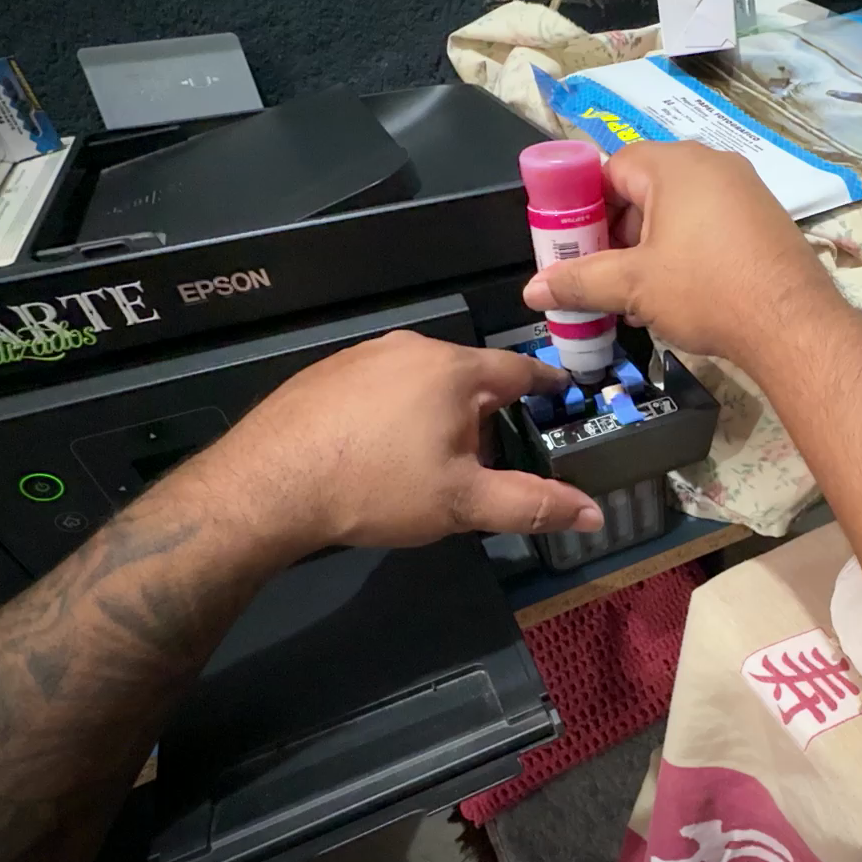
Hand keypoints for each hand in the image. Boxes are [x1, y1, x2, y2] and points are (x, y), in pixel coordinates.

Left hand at [181, 331, 602, 550]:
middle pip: (470, 377)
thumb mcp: (465, 504)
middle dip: (487, 411)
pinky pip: (384, 385)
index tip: (561, 391)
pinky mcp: (325, 373)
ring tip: (434, 460)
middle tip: (489, 458)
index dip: (545, 381)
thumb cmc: (378, 488)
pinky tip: (383, 449)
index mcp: (453, 370)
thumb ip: (533, 505)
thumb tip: (595, 513)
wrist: (266, 488)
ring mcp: (362, 355)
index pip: (518, 368)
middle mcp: (410, 348)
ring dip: (442, 412)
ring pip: (425, 381)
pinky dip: (400, 411)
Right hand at [520, 141, 849, 366]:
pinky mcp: (765, 223)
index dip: (588, 205)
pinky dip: (687, 254)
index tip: (577, 245)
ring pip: (680, 213)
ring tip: (638, 296)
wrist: (790, 324)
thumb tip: (532, 290)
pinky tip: (680, 296)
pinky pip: (711, 228)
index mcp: (675, 165)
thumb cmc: (706, 291)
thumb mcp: (634, 287)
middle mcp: (713, 165)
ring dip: (652, 250)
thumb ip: (580, 282)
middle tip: (606, 275)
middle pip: (647, 190)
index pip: (614, 167)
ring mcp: (745, 192)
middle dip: (620, 233)